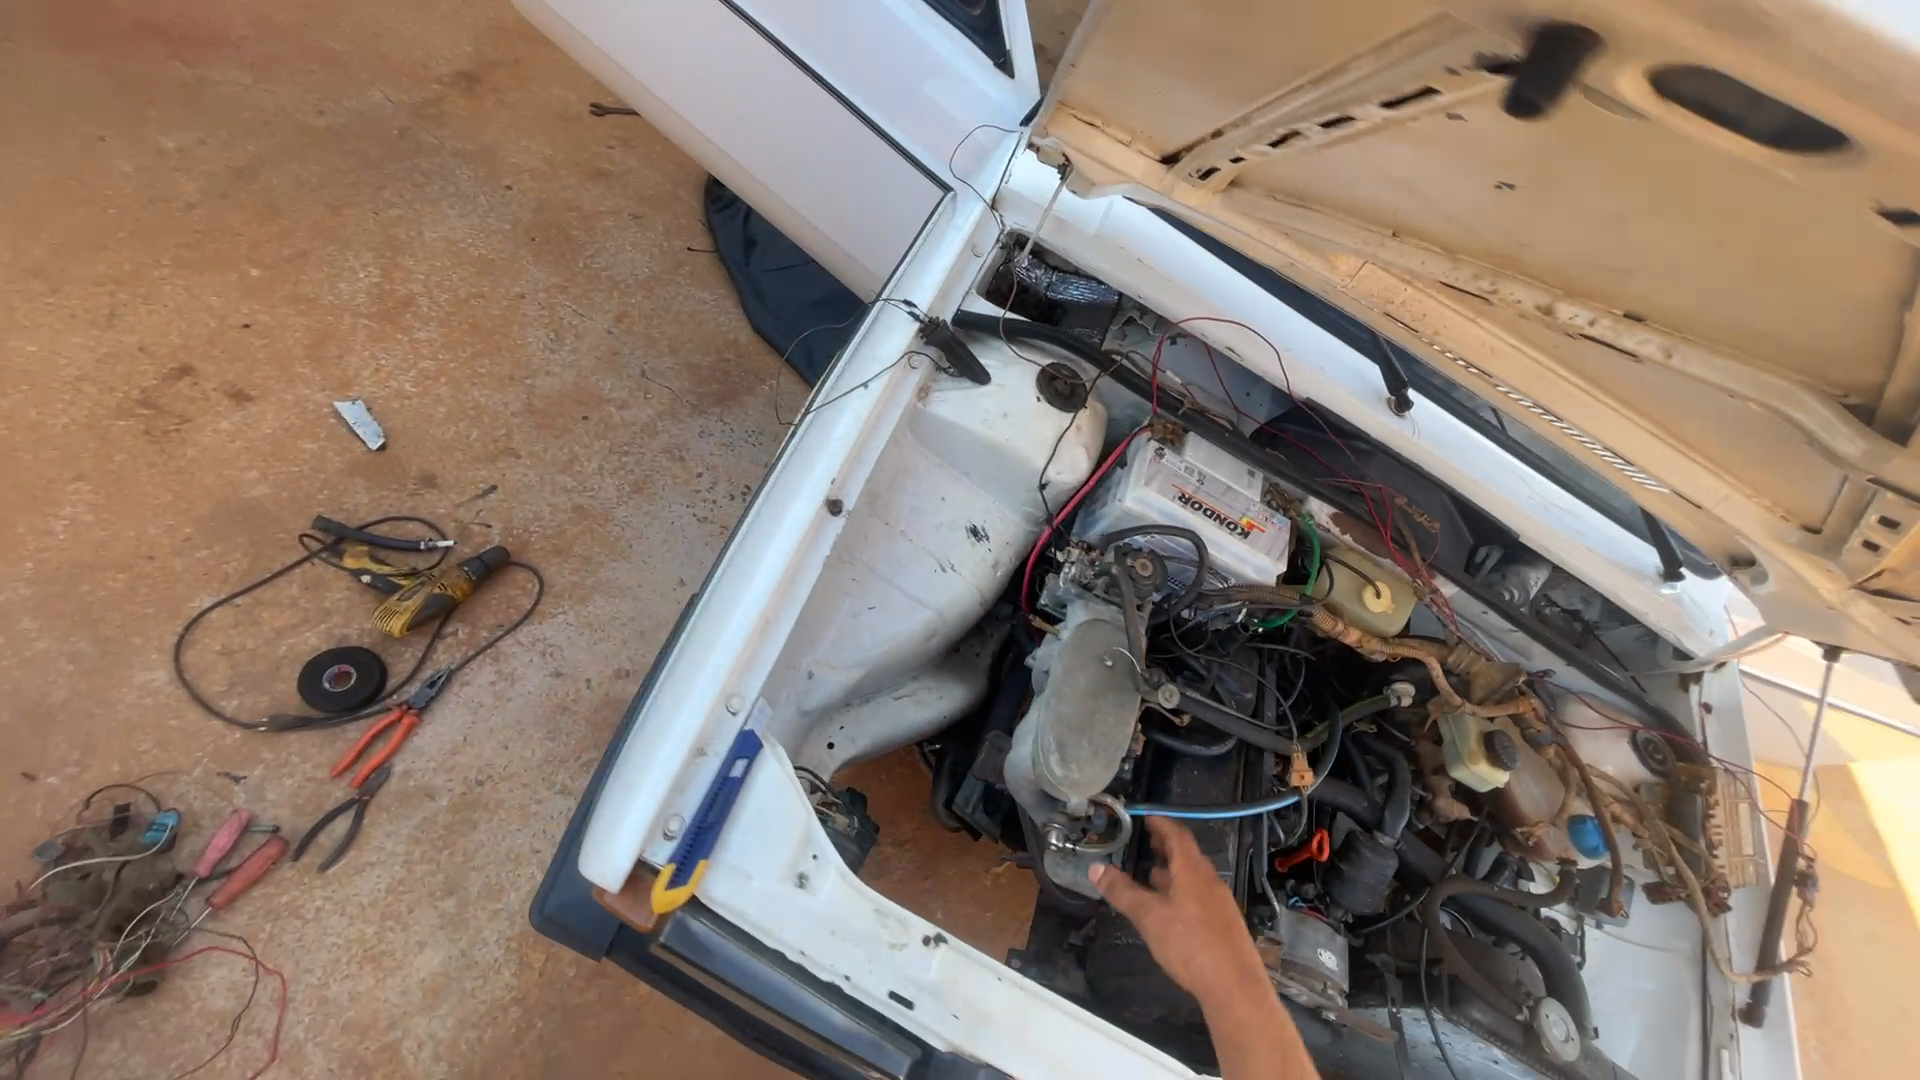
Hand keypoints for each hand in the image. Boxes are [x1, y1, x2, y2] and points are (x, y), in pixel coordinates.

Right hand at [1089, 816, 1271, 1006]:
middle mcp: (1209, 880)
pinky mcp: (1223, 924)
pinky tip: (1170, 908)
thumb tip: (1095, 868)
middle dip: (1166, 846)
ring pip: (1193, 876)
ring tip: (1152, 873)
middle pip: (1187, 854)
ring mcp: (1219, 903)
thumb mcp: (1148, 917)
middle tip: (1146, 841)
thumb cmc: (1190, 944)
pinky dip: (1181, 890)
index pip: (1177, 835)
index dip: (1161, 823)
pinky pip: (1199, 895)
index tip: (1146, 816)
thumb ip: (1122, 891)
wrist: (1235, 988)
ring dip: (1173, 870)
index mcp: (1192, 870)